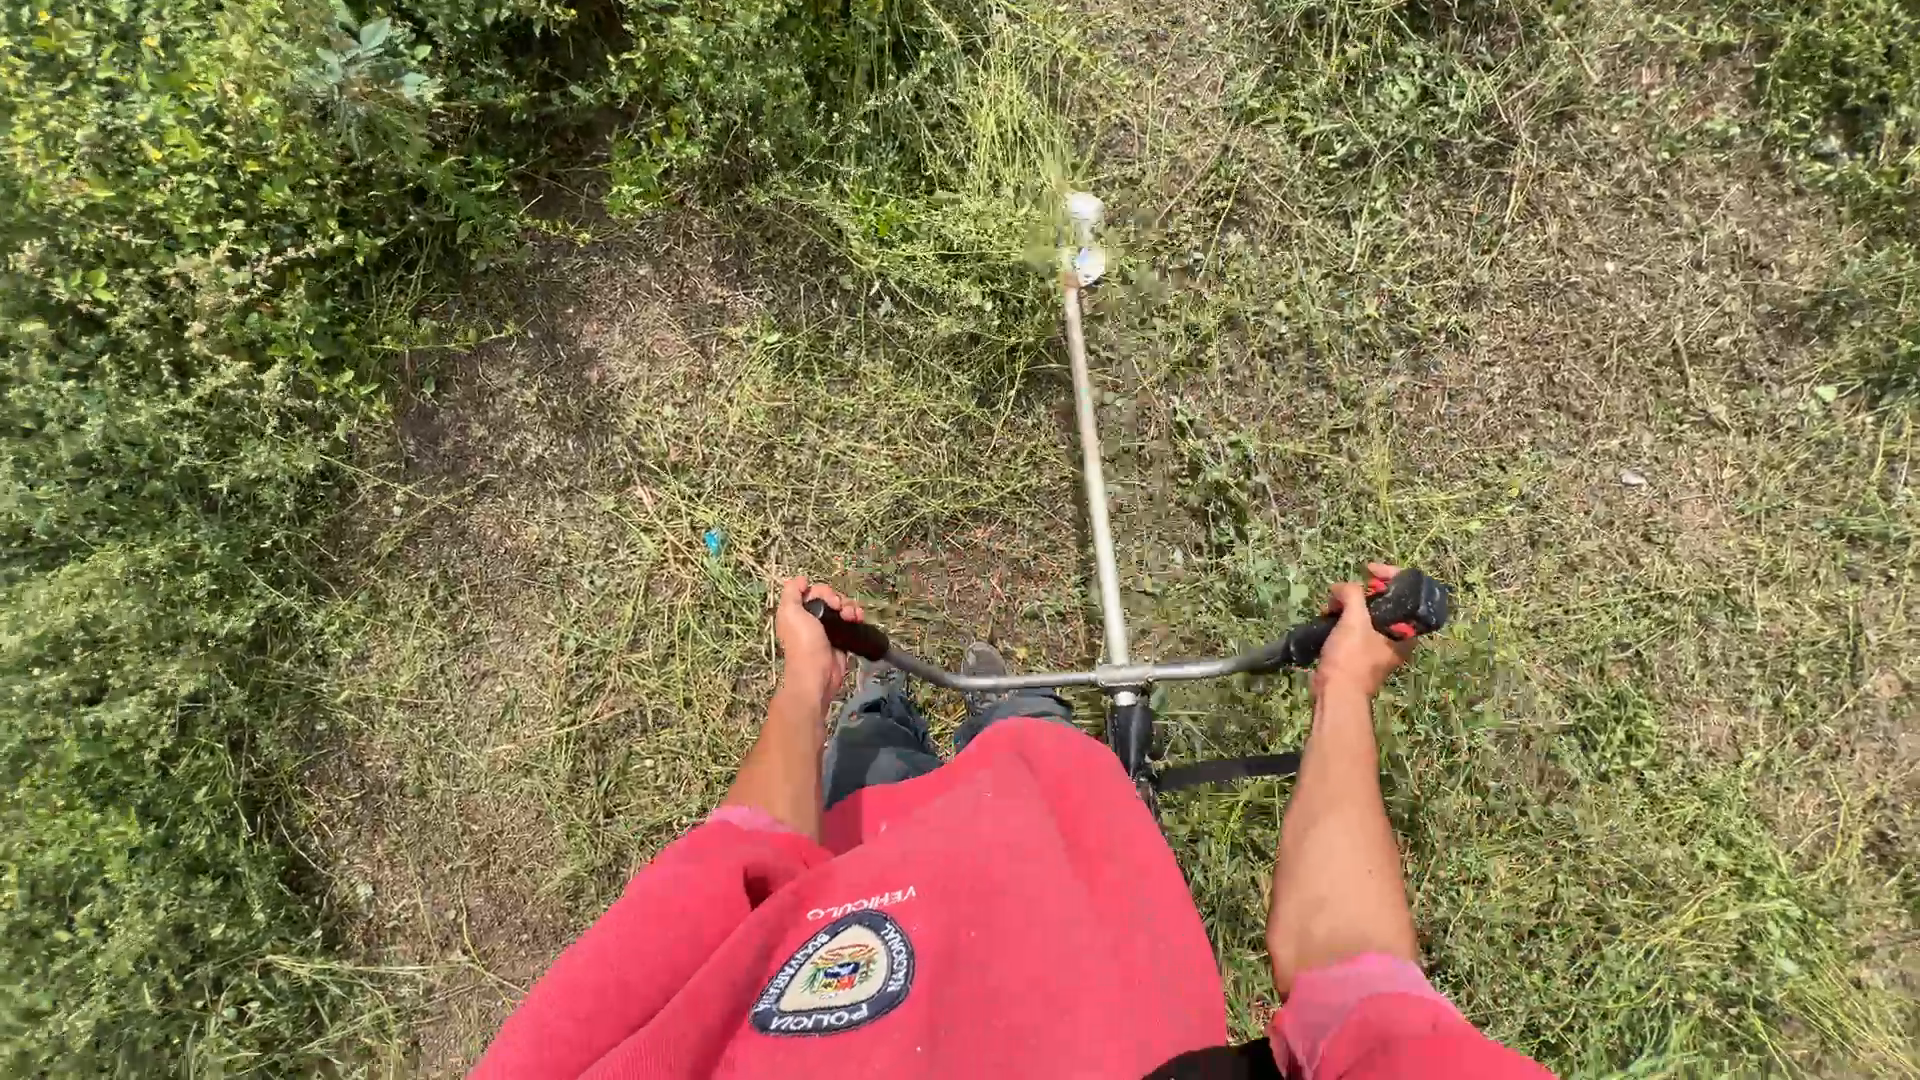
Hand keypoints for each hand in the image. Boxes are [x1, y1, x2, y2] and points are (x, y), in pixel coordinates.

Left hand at [773, 576, 864, 708]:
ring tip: (853, 617)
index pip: (813, 591)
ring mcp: (828, 629)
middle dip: (838, 599)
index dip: (822, 592)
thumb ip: (792, 592)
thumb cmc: (803, 642)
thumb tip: (801, 579)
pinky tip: (858, 620)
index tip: (828, 600)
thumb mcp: (790, 612)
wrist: (818, 673)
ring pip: (842, 608)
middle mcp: (812, 618)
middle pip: (830, 598)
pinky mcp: (841, 637)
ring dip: (850, 608)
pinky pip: (850, 621)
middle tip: (839, 609)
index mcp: (797, 611)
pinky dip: (856, 617)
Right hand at [1310, 562, 1415, 700]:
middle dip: (1361, 592)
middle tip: (1342, 592)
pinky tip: (1328, 618)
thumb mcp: (1354, 621)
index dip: (1389, 575)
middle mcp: (1397, 636)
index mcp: (1406, 630)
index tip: (1367, 570)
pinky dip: (1342, 618)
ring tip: (1330, 607)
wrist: (1336, 691)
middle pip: (1384, 601)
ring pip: (1367, 613)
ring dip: (1347, 605)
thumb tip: (1341, 588)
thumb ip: (1352, 595)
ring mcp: (1378, 644)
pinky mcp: (1360, 651)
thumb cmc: (1351, 657)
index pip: (1406, 592)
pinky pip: (1354, 626)